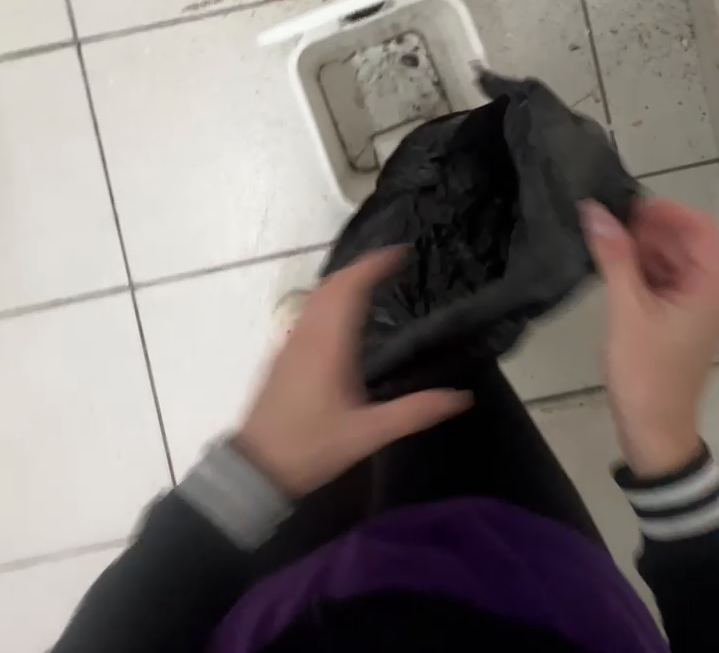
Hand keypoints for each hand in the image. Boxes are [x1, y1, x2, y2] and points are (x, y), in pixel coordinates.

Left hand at [235, 248, 472, 495]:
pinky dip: (328, 297)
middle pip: (332, 283)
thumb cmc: (312, 446)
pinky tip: (341, 314)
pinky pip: (308, 310)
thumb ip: (414, 412)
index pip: (351, 287)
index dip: (374, 264)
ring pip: (317, 295)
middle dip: (361, 266)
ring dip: (343, 280)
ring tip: (372, 280)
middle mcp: (307, 333)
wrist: (257, 466)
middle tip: (392, 262)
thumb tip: (462, 397)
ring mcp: (290, 341)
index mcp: (330, 344)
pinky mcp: (282, 353)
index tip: (400, 252)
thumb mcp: (369, 434)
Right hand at [582, 198, 718, 477]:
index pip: (698, 225)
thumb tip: (593, 209)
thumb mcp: (627, 309)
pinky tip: (610, 268)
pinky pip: (662, 277)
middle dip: (646, 228)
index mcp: (711, 285)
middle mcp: (711, 289)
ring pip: (670, 257)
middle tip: (603, 226)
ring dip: (639, 247)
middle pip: (683, 239)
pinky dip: (639, 268)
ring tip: (601, 245)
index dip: (664, 209)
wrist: (653, 429)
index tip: (624, 206)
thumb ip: (613, 255)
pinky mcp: (678, 316)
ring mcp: (695, 304)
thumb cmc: (646, 370)